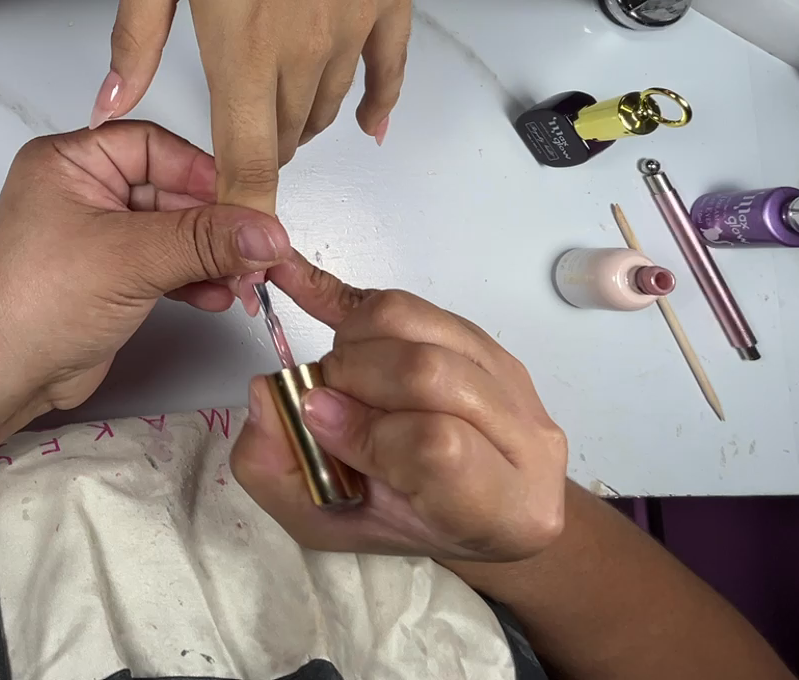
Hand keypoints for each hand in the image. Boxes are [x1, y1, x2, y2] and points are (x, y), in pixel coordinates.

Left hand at [0, 121, 292, 418]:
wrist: (0, 378)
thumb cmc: (34, 305)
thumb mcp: (128, 259)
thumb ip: (201, 240)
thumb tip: (265, 230)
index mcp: (69, 162)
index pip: (152, 146)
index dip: (203, 171)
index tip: (249, 202)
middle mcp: (82, 189)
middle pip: (168, 189)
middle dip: (213, 225)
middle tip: (256, 250)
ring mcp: (97, 233)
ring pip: (171, 229)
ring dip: (209, 256)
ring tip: (242, 282)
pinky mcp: (110, 272)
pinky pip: (164, 262)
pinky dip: (192, 278)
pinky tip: (216, 296)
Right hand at [232, 255, 567, 561]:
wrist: (459, 500)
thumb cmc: (396, 518)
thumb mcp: (320, 522)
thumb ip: (274, 470)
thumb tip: (272, 393)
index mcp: (504, 508)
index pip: (439, 446)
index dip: (365, 430)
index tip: (318, 423)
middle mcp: (526, 439)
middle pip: (426, 371)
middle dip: (351, 376)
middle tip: (323, 399)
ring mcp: (507, 378)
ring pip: (413, 322)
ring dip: (352, 340)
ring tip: (340, 373)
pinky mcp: (476, 335)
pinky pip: (401, 299)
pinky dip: (336, 293)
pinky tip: (291, 276)